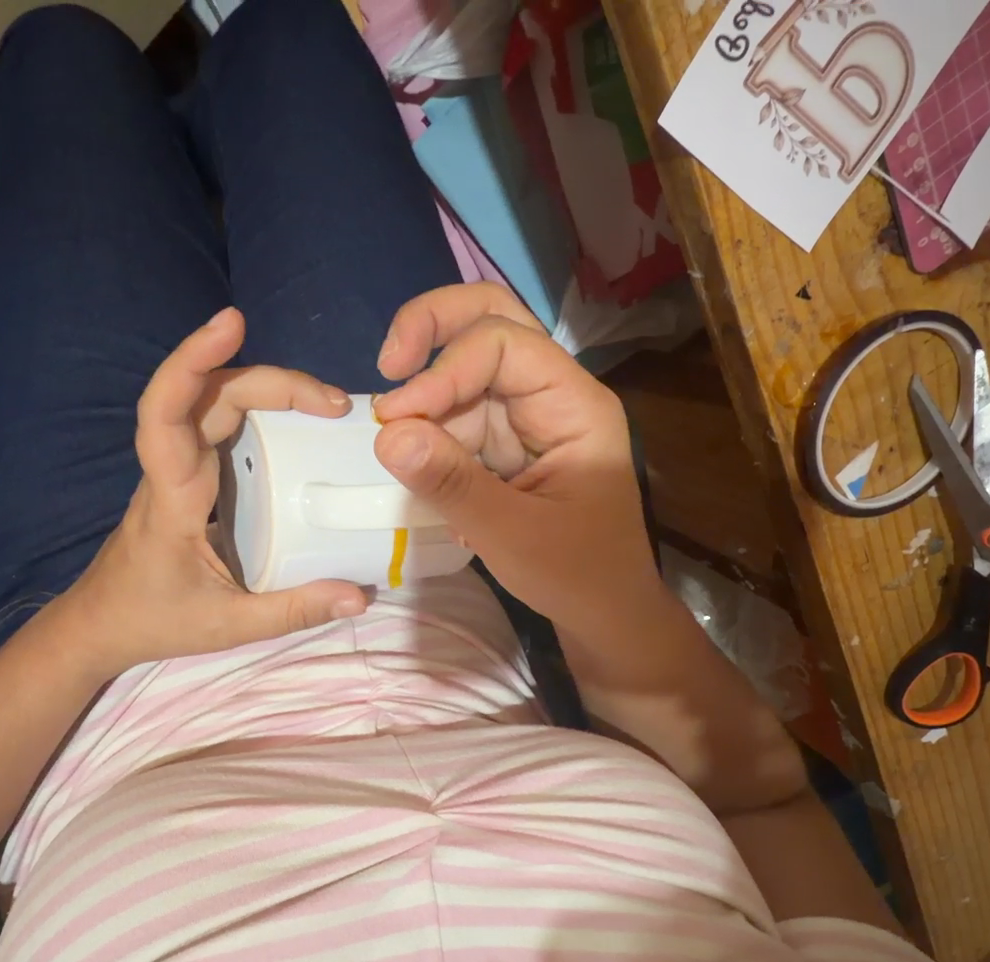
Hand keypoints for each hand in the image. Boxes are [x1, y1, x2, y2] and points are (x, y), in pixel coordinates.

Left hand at [57, 308, 370, 677]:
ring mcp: (178, 468)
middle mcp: (171, 469)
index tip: (231, 324)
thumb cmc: (153, 620)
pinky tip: (298, 422)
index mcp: (171, 498)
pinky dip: (260, 411)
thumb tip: (360, 595)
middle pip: (209, 396)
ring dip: (267, 390)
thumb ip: (293, 611)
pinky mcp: (190, 476)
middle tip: (335, 401)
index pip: (165, 414)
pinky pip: (221, 424)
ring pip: (215, 403)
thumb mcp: (227, 626)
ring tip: (326, 405)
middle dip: (270, 382)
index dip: (190, 361)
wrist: (101, 623)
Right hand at [370, 284, 657, 639]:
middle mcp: (551, 394)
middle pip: (492, 319)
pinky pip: (458, 410)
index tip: (395, 416)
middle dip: (433, 327)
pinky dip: (428, 423)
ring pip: (466, 363)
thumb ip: (450, 483)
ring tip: (393, 437)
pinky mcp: (503, 441)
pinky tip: (413, 458)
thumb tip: (385, 433)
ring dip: (425, 390)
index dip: (443, 368)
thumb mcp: (510, 535)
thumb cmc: (576, 576)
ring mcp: (525, 415)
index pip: (504, 344)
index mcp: (574, 405)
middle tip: (388, 365)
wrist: (604, 614)